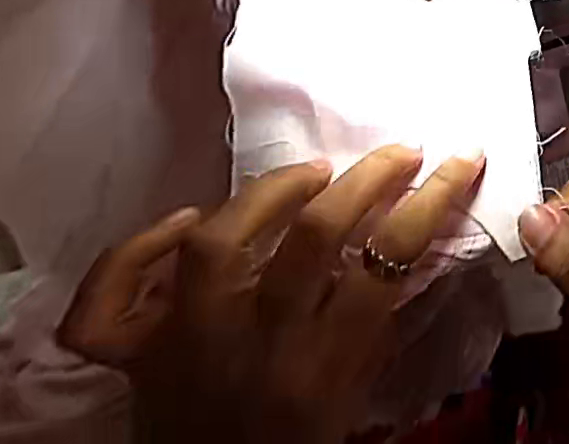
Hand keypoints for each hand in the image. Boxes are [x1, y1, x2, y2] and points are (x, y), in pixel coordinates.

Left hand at [60, 145, 484, 443]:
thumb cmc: (306, 435)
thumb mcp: (365, 381)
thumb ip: (389, 308)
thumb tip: (426, 226)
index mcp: (323, 362)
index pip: (390, 255)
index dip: (435, 194)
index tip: (462, 157)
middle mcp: (254, 347)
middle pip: (314, 236)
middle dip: (369, 178)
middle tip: (398, 153)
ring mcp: (182, 347)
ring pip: (214, 247)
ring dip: (271, 193)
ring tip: (313, 173)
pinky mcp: (130, 356)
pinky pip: (106, 302)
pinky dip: (138, 250)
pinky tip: (188, 220)